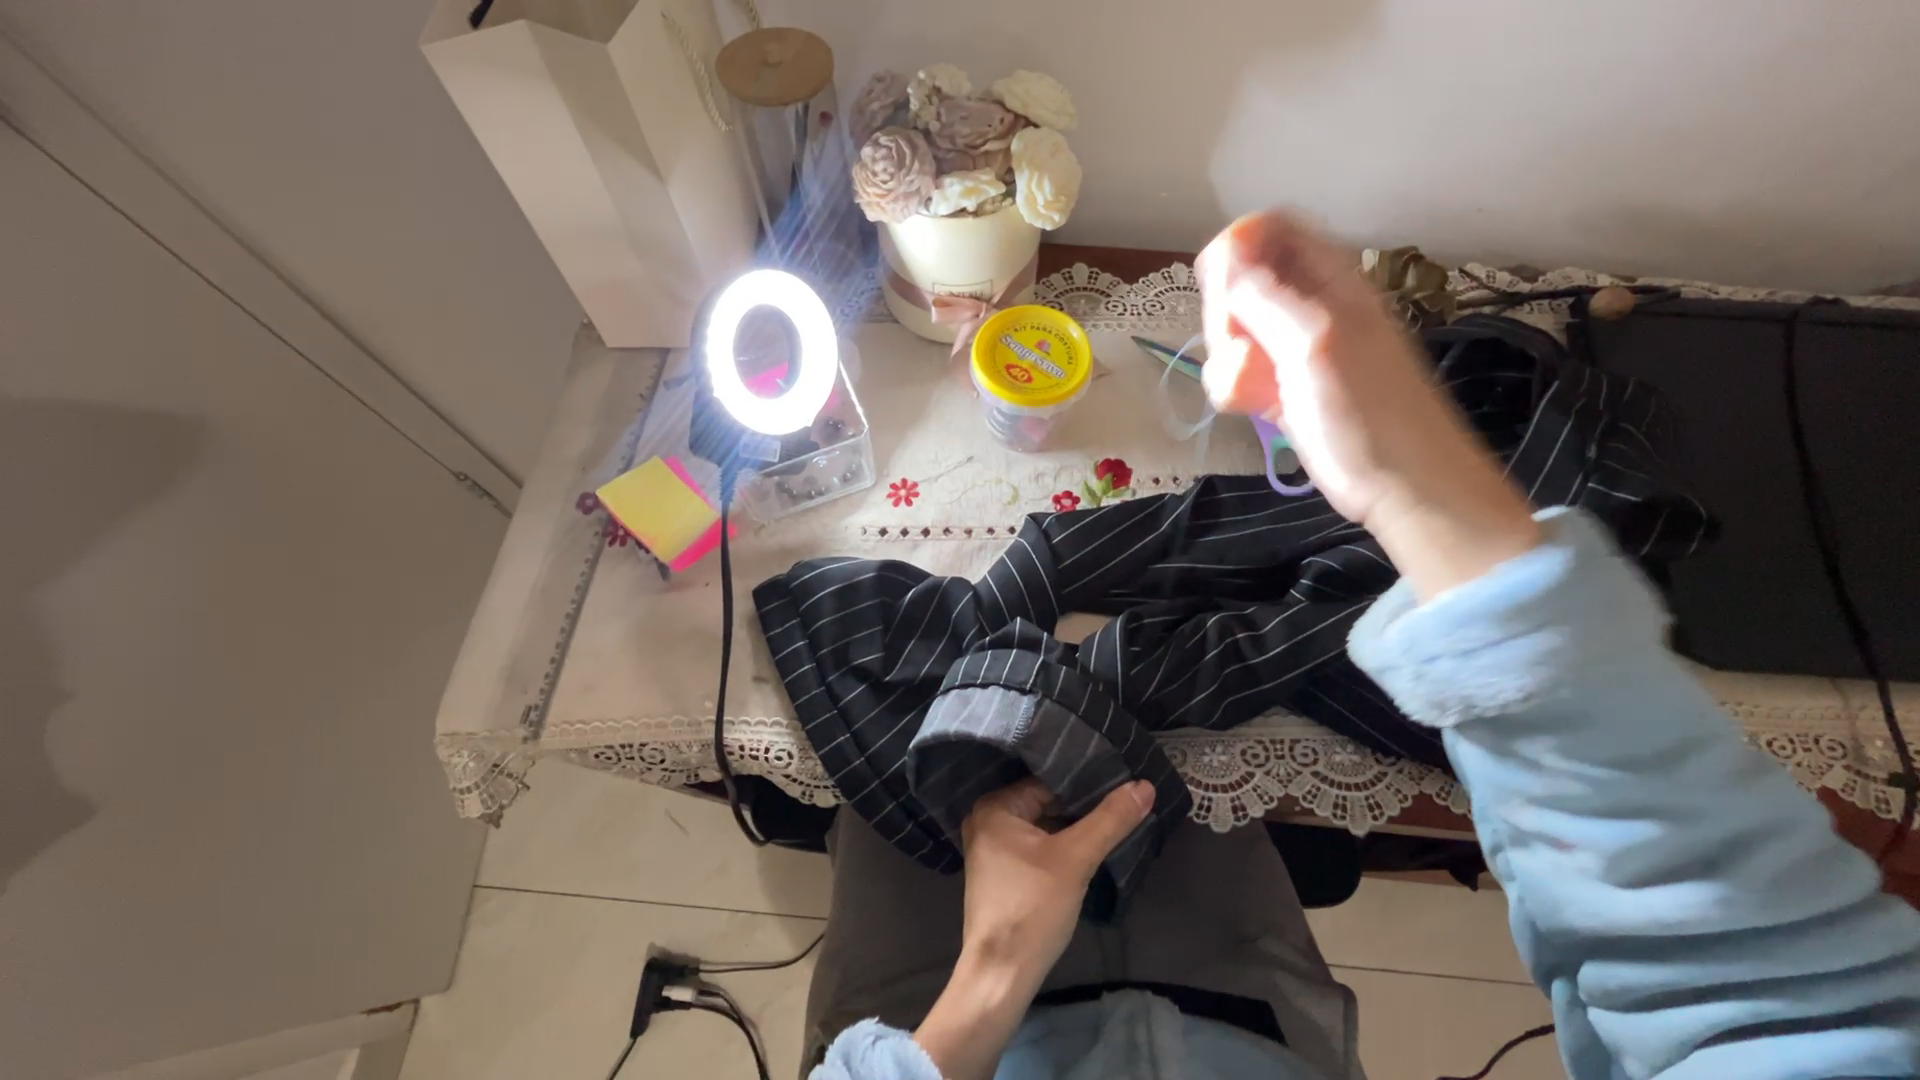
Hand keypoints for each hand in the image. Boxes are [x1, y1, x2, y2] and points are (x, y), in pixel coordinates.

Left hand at [913, 777, 1153, 1079]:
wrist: (1001, 973)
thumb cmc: (1032, 907)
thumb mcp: (1076, 858)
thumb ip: (1110, 820)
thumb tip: (1144, 784)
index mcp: (994, 806)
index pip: (1048, 781)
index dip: (1086, 781)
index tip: (1122, 777)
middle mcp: (987, 820)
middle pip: (1046, 802)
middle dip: (1083, 804)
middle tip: (1126, 797)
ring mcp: (992, 848)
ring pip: (1044, 825)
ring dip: (1075, 826)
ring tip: (1116, 817)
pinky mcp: (1003, 873)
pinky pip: (1037, 845)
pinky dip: (1062, 844)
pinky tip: (1092, 845)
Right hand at [1198, 211, 1541, 597]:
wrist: (1405, 488)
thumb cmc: (1368, 414)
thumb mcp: (1315, 343)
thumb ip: (1265, 295)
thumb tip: (1223, 252)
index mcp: (1330, 280)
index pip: (1271, 229)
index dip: (1237, 250)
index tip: (1223, 293)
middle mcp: (1309, 306)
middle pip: (1240, 282)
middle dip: (1226, 315)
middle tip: (1241, 352)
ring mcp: (1293, 349)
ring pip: (1233, 331)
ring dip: (1228, 359)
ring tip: (1250, 391)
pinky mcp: (1282, 388)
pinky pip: (1240, 372)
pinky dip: (1235, 388)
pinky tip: (1251, 409)